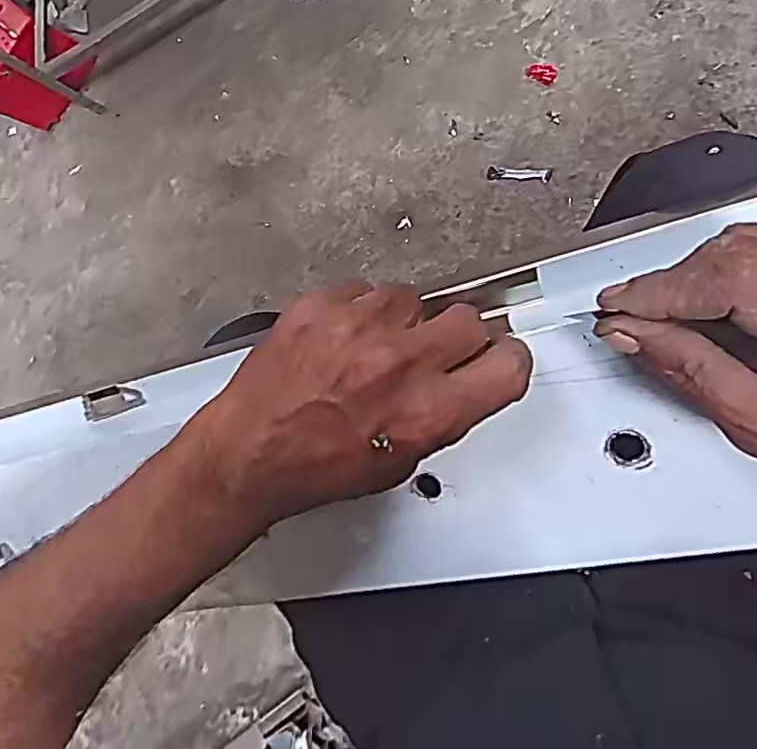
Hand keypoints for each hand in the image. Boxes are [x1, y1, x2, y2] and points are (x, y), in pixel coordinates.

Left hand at [176, 281, 531, 532]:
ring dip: (404, 320)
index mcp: (427, 412)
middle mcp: (399, 364)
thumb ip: (443, 415)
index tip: (500, 355)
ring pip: (415, 297)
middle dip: (457, 335)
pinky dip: (360, 310)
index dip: (509, 359)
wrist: (248, 451)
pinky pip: (365, 290)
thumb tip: (466, 380)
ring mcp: (359, 328)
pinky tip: (344, 337)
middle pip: (469, 318)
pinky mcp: (324, 305)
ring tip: (373, 347)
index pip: (508, 365)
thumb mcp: (400, 461)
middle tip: (432, 350)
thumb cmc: (315, 467)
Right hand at [593, 220, 756, 526]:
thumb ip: (697, 373)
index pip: (738, 281)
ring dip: (703, 269)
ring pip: (756, 235)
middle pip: (743, 250)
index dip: (665, 290)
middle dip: (678, 282)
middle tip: (639, 312)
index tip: (621, 305)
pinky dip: (739, 259)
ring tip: (681, 309)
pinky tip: (726, 291)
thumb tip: (636, 333)